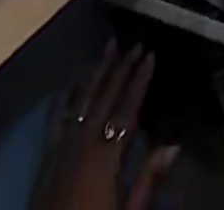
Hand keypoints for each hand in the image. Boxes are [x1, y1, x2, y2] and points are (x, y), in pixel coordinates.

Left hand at [31, 43, 178, 209]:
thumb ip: (149, 179)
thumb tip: (173, 145)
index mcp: (106, 154)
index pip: (127, 108)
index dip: (139, 80)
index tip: (150, 55)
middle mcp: (84, 140)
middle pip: (106, 96)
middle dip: (122, 68)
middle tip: (135, 44)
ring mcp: (64, 142)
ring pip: (83, 96)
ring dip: (98, 70)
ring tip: (109, 46)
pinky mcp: (50, 151)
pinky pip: (59, 113)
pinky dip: (67, 92)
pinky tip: (73, 79)